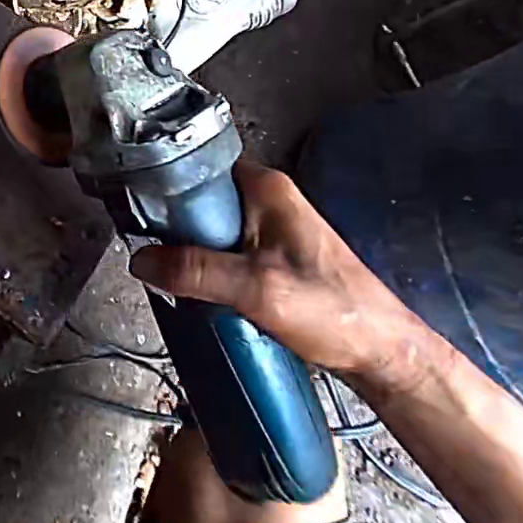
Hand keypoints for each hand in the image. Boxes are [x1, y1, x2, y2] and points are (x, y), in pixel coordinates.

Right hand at [128, 161, 430, 385]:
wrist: (383, 356)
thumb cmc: (333, 312)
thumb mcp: (255, 289)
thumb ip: (194, 271)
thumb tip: (140, 260)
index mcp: (265, 187)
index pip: (198, 166)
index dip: (165, 185)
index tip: (138, 208)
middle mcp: (266, 198)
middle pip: (198, 197)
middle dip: (174, 223)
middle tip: (154, 249)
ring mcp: (269, 226)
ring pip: (208, 225)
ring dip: (188, 248)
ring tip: (171, 270)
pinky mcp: (270, 253)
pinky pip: (221, 247)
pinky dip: (205, 263)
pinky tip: (198, 286)